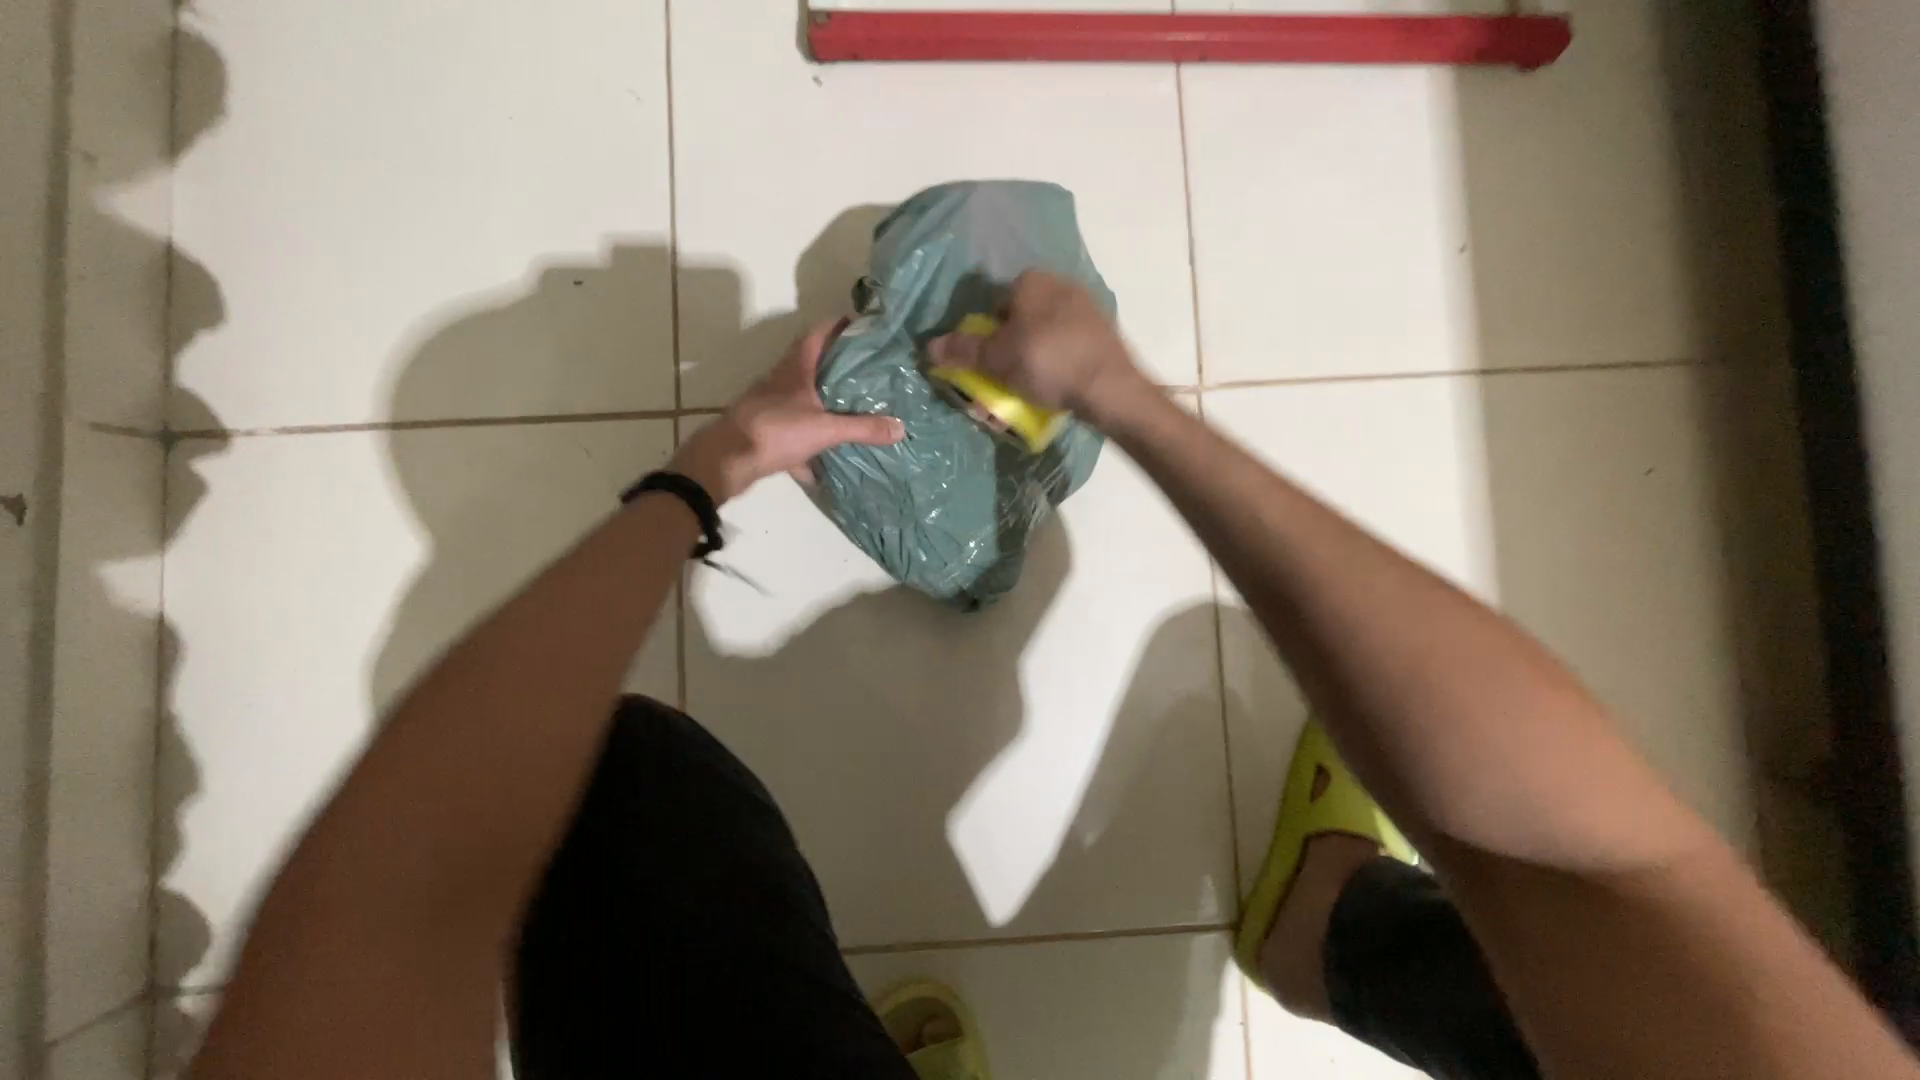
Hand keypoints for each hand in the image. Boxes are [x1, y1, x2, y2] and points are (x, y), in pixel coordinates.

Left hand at [668, 319, 904, 503]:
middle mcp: (781, 379)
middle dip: (836, 364)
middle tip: (866, 368)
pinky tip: (824, 456)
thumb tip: (900, 427)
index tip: (861, 325)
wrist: (728, 460)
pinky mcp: (765, 427)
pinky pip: (794, 427)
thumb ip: (862, 428)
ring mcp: (770, 404)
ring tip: (852, 404)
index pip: (818, 333)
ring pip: (802, 395)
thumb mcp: (825, 430)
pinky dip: (809, 437)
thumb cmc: (775, 431)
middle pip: (811, 362)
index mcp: (795, 368)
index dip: (838, 325)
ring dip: (823, 398)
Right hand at [926, 270, 1152, 425]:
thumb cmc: (1044, 362)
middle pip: (1021, 322)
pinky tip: (1056, 390)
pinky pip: (1069, 348)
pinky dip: (1058, 366)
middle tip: (1003, 384)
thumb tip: (930, 346)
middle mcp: (1060, 284)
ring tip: (1028, 393)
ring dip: (1032, 363)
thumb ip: (962, 351)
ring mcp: (1086, 308)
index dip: (986, 335)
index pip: (996, 304)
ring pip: (1045, 337)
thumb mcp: (995, 359)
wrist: (1108, 386)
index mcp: (1031, 280)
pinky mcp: (1103, 333)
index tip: (987, 364)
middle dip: (1009, 352)